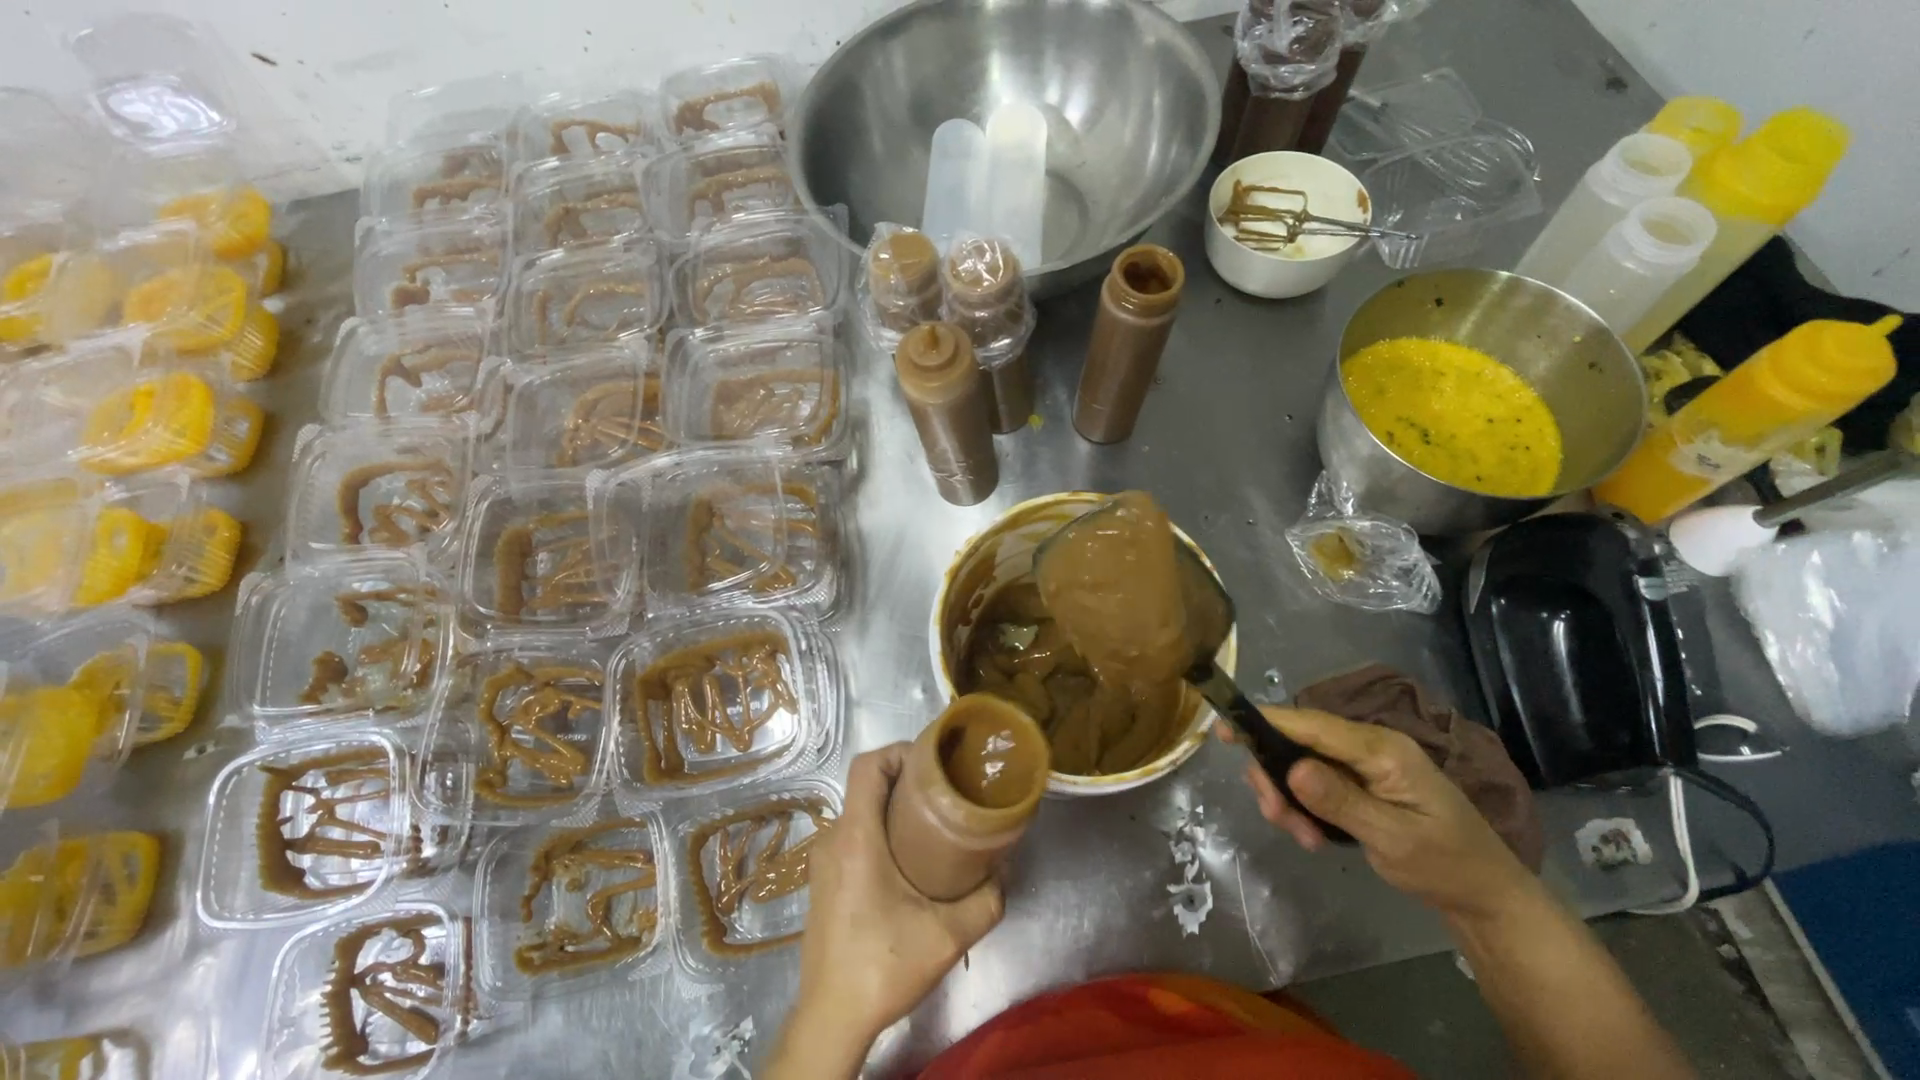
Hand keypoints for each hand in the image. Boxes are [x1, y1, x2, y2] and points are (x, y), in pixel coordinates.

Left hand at [787, 744, 1005, 1055]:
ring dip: (895, 809)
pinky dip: (881, 832)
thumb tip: (1004, 870)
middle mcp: (833, 840)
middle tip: (948, 792)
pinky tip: (912, 859)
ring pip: (860, 813)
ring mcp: (824, 862)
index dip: (901, 750)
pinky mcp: (824, 882)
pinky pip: (853, 837)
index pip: (867, 766)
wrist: (832, 1017)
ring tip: (936, 824)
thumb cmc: (883, 966)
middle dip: (908, 780)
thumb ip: (986, 900)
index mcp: (856, 838)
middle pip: (867, 786)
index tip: (936, 760)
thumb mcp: (948, 936)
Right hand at [1232, 706, 1536, 919]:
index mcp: (1381, 749)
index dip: (1265, 722)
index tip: (1223, 728)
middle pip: (1298, 744)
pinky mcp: (1359, 783)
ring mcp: (1363, 765)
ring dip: (1288, 800)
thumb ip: (1341, 801)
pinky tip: (1314, 837)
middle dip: (1276, 780)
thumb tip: (1291, 768)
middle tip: (1278, 820)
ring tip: (1305, 839)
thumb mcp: (1393, 838)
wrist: (1483, 893)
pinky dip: (1303, 808)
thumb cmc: (1445, 863)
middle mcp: (1369, 747)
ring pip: (1299, 766)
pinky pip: (1313, 784)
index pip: (1311, 724)